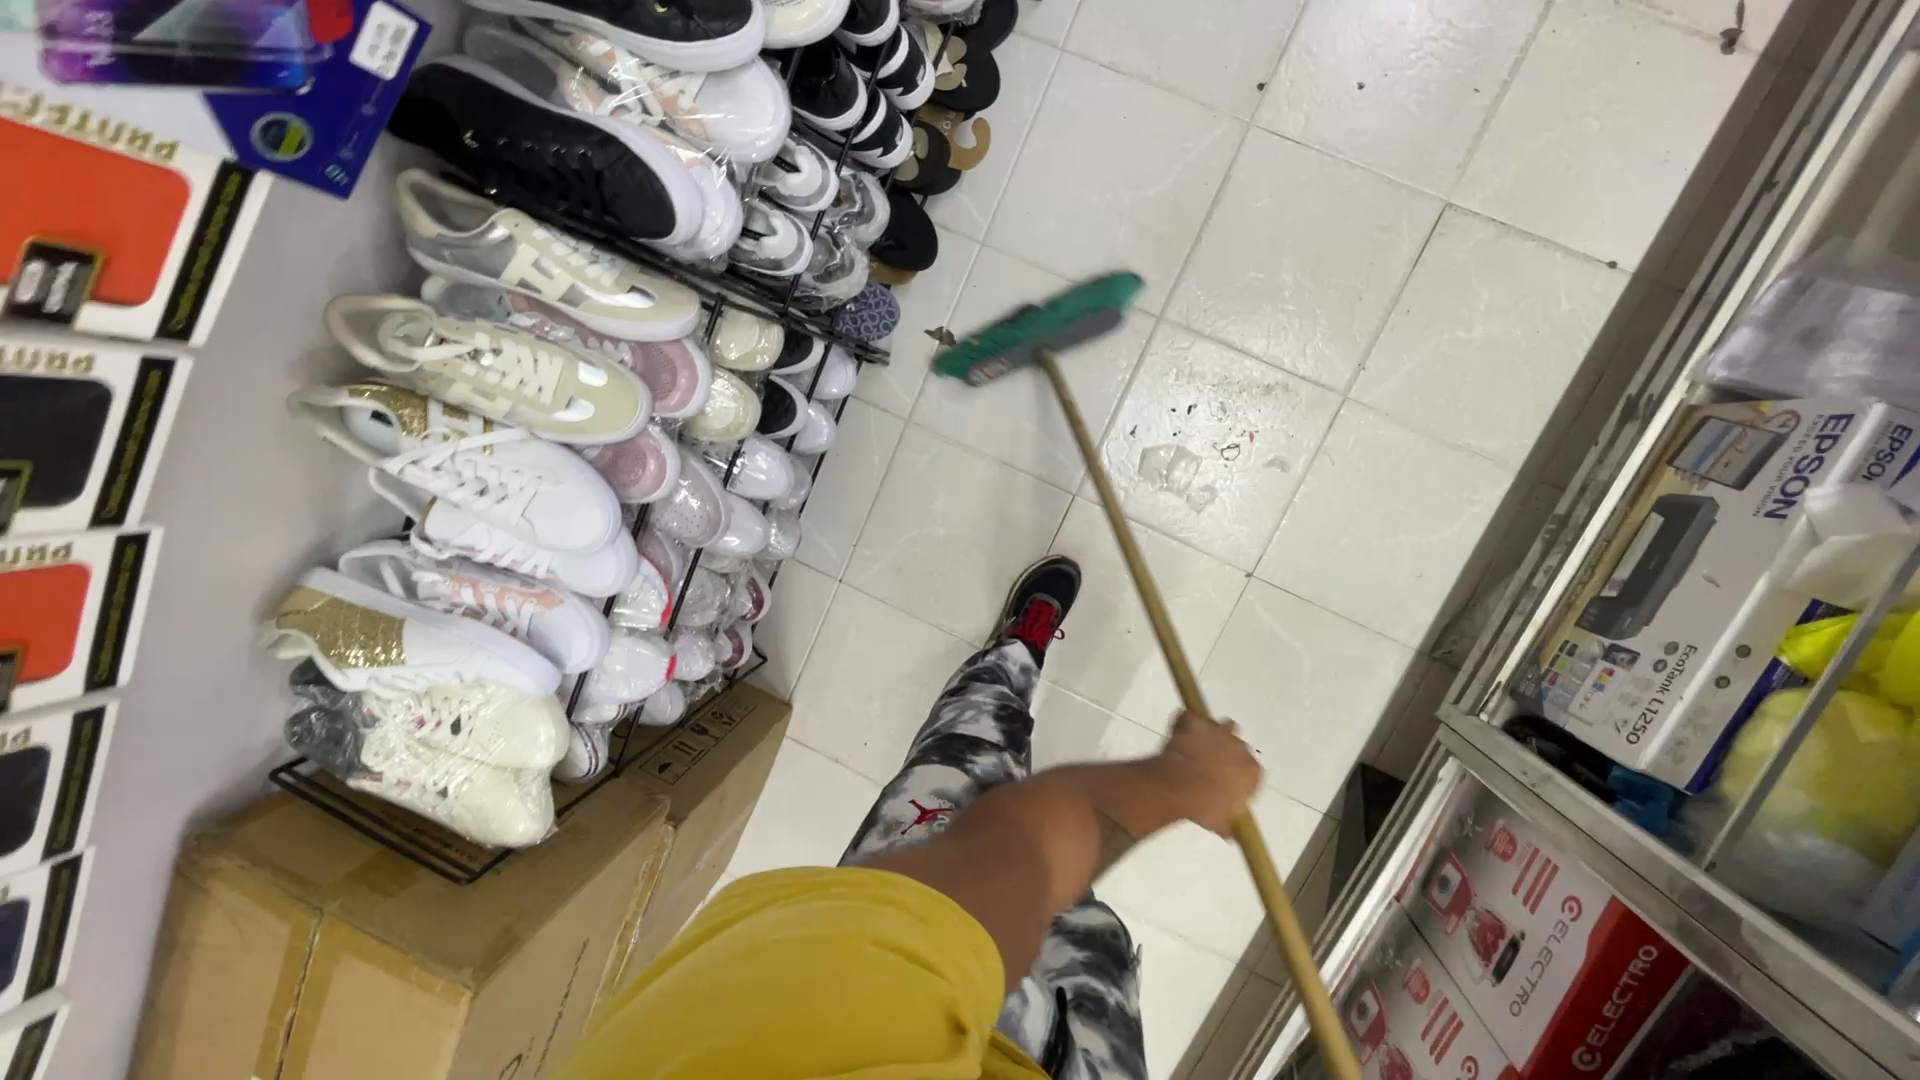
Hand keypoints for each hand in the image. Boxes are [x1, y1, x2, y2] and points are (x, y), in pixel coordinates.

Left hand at [1147, 712, 1261, 834]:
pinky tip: (1177, 734)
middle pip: (1236, 746)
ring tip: (1196, 745)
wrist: (1177, 786)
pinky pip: (1190, 717)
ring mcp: (1217, 730)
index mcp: (1252, 771)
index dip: (1236, 775)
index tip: (1224, 782)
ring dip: (1211, 733)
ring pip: (1220, 726)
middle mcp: (1240, 747)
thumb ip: (1228, 824)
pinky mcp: (1194, 720)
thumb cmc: (1203, 808)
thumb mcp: (1221, 824)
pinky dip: (1184, 723)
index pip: (1250, 771)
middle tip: (1207, 765)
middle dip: (1224, 753)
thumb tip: (1230, 835)